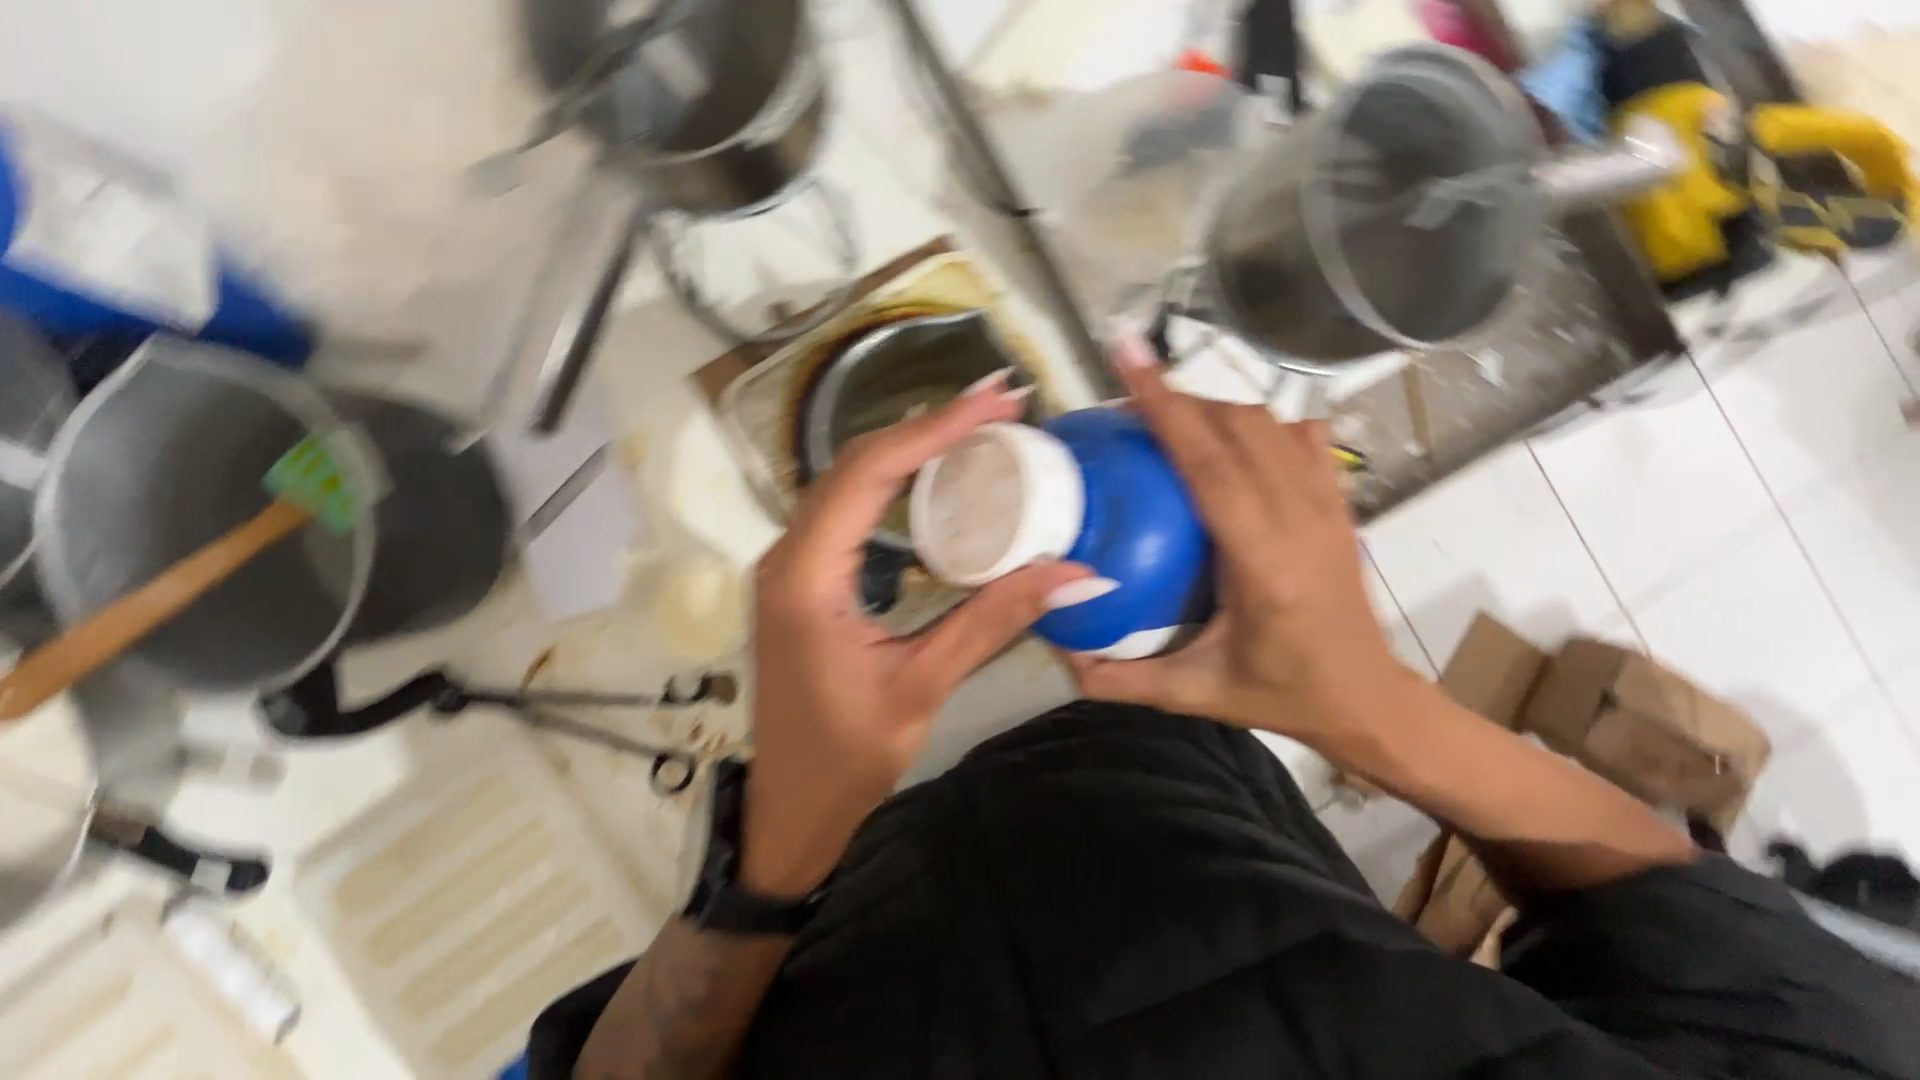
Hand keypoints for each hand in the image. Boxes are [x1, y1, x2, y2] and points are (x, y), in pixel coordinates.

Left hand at [743, 373, 1094, 897]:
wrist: (792, 804)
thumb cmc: (848, 755)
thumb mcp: (925, 684)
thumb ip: (995, 621)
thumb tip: (1078, 573)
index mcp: (806, 576)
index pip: (869, 473)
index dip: (934, 429)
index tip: (995, 401)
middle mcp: (788, 555)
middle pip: (856, 463)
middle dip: (928, 426)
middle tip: (999, 403)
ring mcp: (790, 564)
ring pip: (848, 480)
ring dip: (910, 448)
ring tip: (978, 426)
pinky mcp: (803, 577)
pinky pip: (846, 508)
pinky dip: (892, 482)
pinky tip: (934, 475)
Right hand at [1064, 337, 1420, 744]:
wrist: (1365, 699)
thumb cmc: (1279, 694)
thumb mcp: (1191, 694)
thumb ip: (1117, 680)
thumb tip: (1054, 647)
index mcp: (1263, 565)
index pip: (1210, 467)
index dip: (1165, 407)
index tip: (1128, 356)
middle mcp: (1301, 520)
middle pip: (1238, 429)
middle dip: (1179, 400)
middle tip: (1124, 406)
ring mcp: (1328, 506)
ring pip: (1269, 425)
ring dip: (1214, 409)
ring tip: (1168, 418)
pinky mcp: (1340, 503)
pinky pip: (1301, 438)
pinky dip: (1260, 423)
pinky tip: (1230, 438)